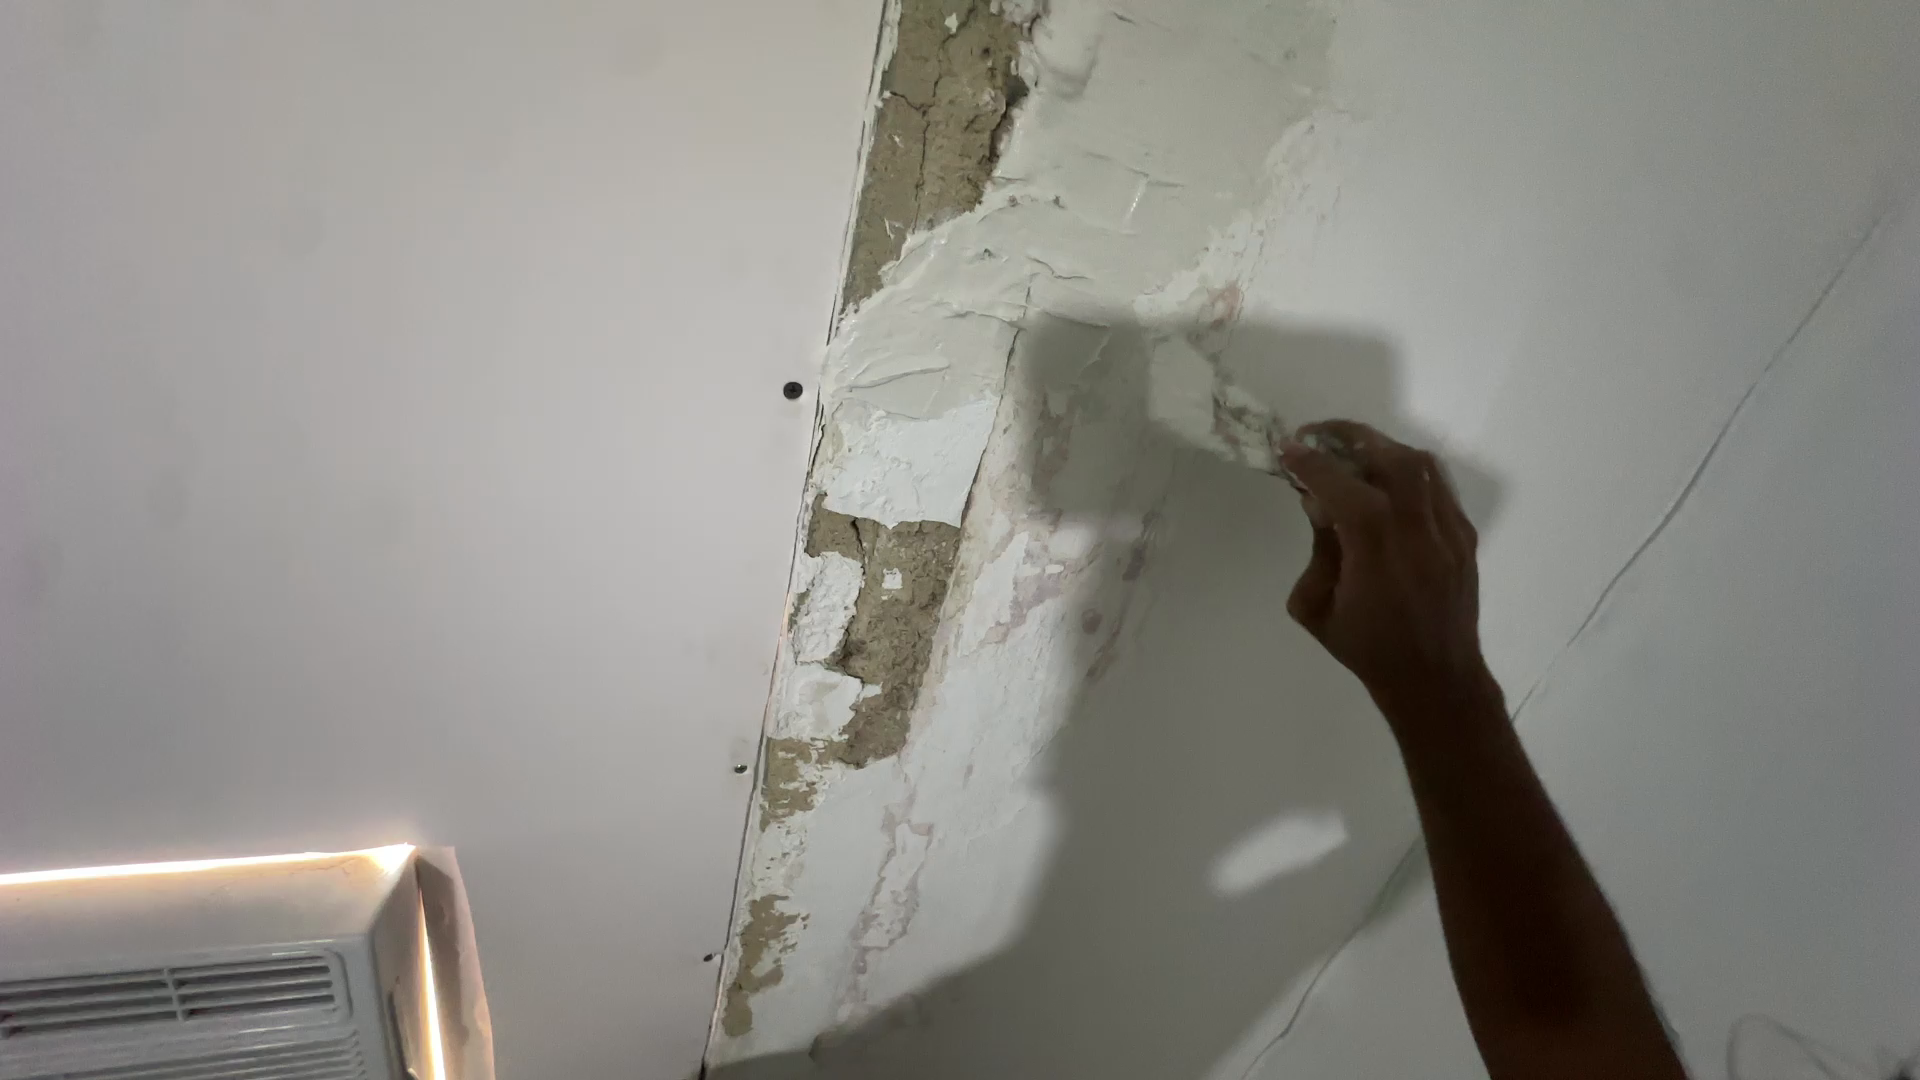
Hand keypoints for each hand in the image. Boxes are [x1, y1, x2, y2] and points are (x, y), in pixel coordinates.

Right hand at [1279, 421, 1492, 711]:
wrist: (1434, 677)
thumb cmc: (1365, 647)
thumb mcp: (1314, 605)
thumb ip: (1318, 548)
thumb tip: (1320, 504)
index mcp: (1375, 550)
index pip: (1342, 487)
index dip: (1312, 463)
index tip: (1288, 448)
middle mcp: (1417, 531)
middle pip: (1392, 460)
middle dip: (1351, 437)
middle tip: (1317, 434)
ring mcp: (1448, 531)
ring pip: (1421, 466)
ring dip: (1381, 449)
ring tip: (1349, 451)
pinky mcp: (1464, 537)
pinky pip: (1437, 487)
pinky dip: (1407, 472)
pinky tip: (1383, 481)